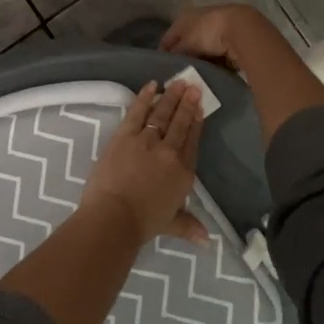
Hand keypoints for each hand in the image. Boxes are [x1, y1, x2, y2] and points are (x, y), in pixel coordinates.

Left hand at [81, 81, 207, 245]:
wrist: (115, 216)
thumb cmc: (144, 223)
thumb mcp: (171, 224)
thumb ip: (189, 226)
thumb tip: (208, 241)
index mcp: (183, 173)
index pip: (192, 142)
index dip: (196, 123)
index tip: (200, 107)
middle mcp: (169, 152)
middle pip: (180, 123)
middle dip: (187, 103)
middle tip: (193, 86)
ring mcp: (147, 140)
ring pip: (162, 113)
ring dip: (171, 96)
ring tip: (179, 82)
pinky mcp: (125, 134)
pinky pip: (137, 111)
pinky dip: (144, 96)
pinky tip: (151, 85)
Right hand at [159, 3, 284, 70]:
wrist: (243, 30)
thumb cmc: (209, 32)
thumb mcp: (187, 42)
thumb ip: (176, 52)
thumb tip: (170, 63)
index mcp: (186, 17)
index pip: (169, 37)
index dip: (164, 52)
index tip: (162, 69)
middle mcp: (200, 21)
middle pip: (187, 44)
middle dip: (184, 59)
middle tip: (179, 77)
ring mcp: (217, 31)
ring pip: (203, 52)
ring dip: (200, 64)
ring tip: (194, 80)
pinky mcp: (232, 42)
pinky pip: (218, 58)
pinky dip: (214, 66)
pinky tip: (210, 77)